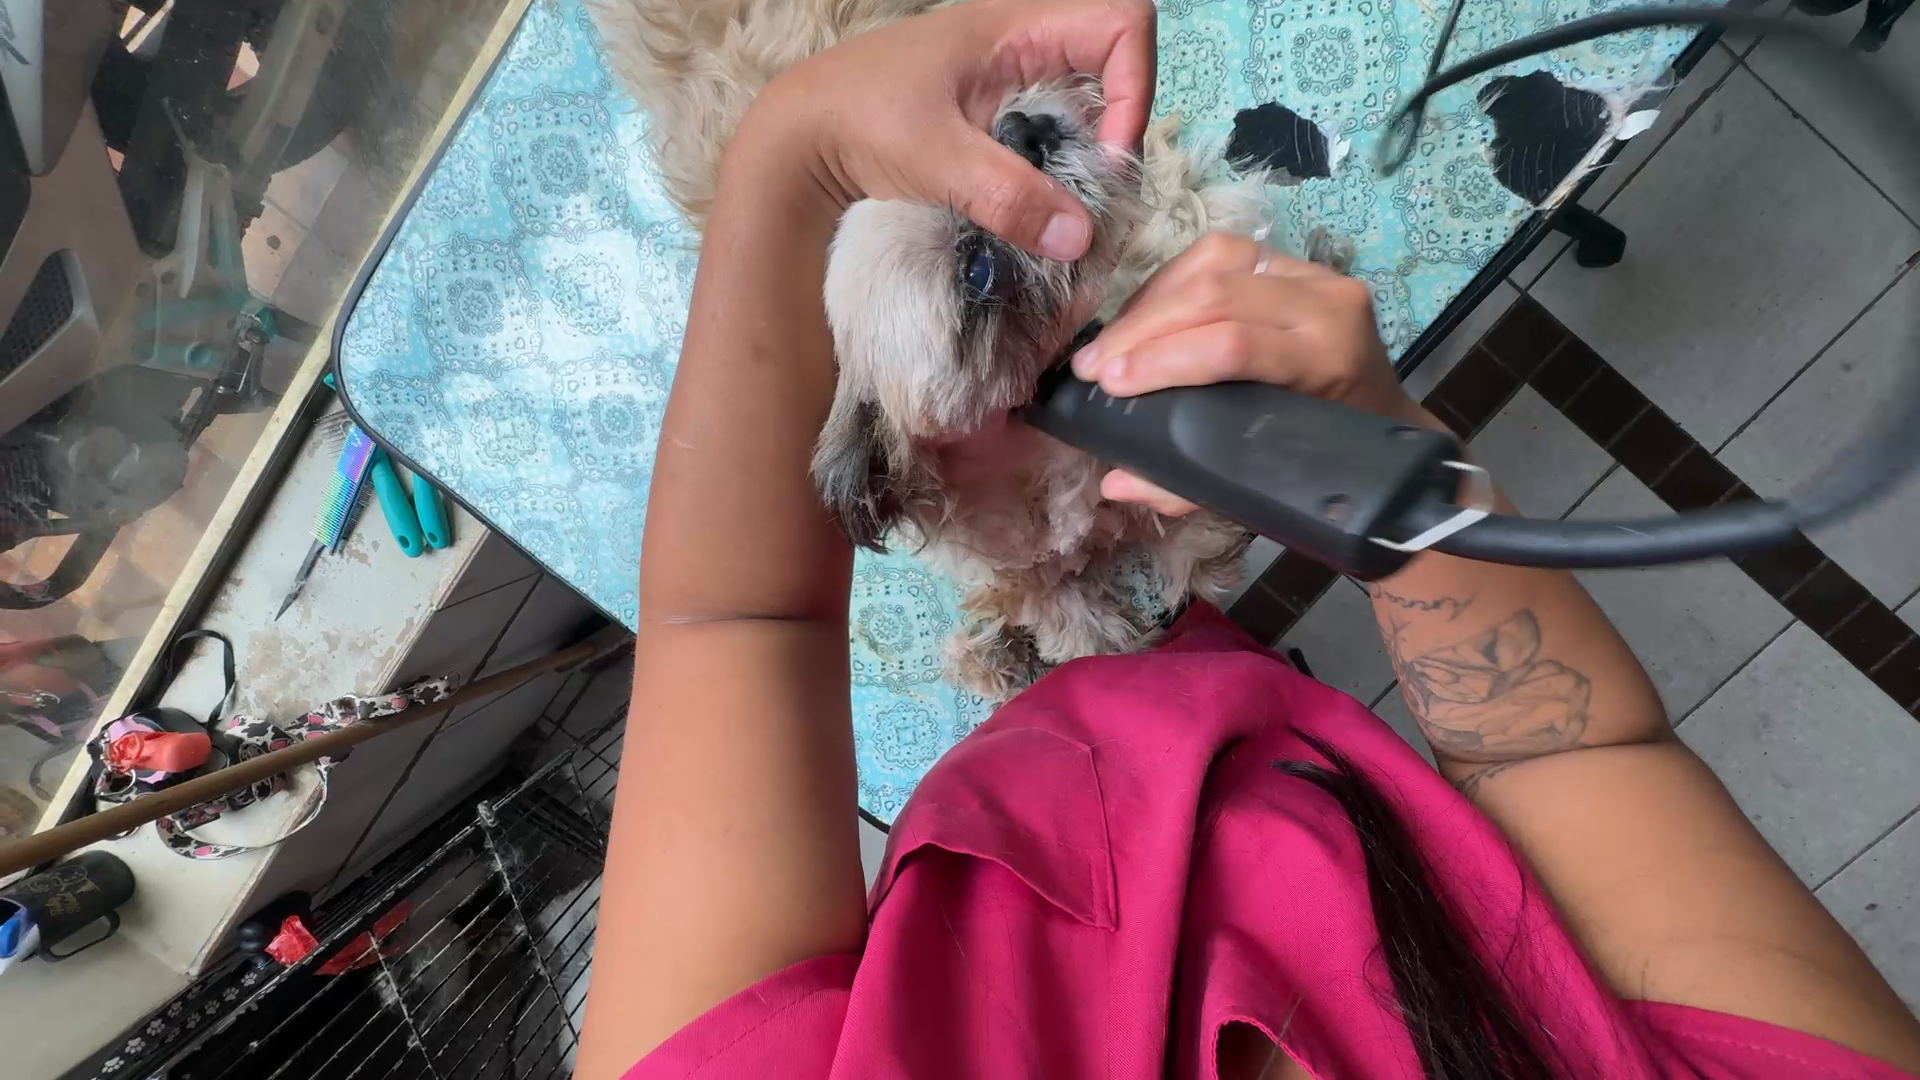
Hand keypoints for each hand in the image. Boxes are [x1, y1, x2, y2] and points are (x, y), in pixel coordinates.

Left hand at [744, 0, 1156, 259]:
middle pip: (1112, 71)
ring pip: (1082, 112)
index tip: (1107, 156)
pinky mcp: (993, 120)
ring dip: (1086, 163)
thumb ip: (1008, 196)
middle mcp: (1022, 47)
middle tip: (1092, 198)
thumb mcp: (937, 159)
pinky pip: (1048, 139)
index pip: (1122, 24)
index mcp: (1016, 26)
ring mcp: (1008, 83)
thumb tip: (1080, 238)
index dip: (1135, 87)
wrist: (806, 137)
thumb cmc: (861, 123)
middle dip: (1115, 135)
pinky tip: (1037, 212)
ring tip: (1066, 215)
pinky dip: (1055, 176)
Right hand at [1070, 232, 1436, 514]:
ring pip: (1214, 260)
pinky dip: (1167, 284)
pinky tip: (1138, 317)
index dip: (1163, 360)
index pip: (1234, 344)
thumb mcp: (1259, 484)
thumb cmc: (1323, 460)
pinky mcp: (1290, 263)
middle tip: (1091, 365)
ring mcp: (1313, 274)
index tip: (1108, 385)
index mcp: (1327, 361)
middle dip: (1141, 328)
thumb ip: (1187, 487)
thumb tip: (1114, 483)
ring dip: (1149, 302)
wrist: (1384, 424)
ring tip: (1109, 342)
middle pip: (1218, 291)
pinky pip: (1218, 254)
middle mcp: (1326, 303)